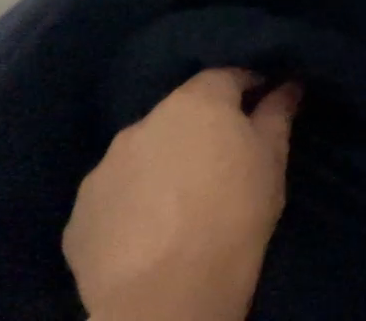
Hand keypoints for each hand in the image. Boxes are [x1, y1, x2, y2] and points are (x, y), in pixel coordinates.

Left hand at [64, 68, 301, 320]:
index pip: (224, 76)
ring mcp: (102, 172)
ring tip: (190, 194)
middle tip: (230, 153)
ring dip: (167, 161)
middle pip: (179, 114)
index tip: (266, 103)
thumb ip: (277, 114)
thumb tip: (287, 86)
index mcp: (193, 105)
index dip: (249, 85)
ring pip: (145, 153)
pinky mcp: (79, 215)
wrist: (168, 290)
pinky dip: (138, 197)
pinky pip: (118, 192)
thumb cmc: (236, 208)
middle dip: (204, 127)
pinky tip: (158, 223)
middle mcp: (141, 126)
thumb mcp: (273, 156)